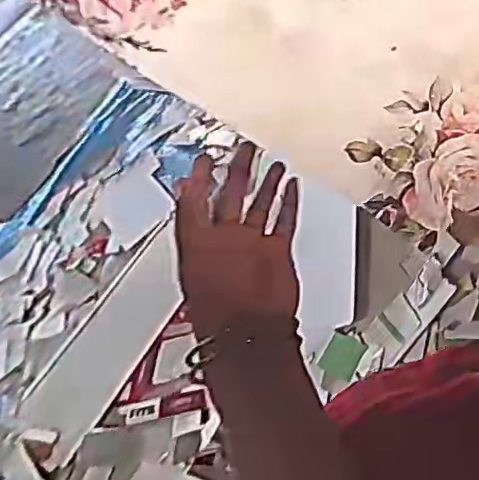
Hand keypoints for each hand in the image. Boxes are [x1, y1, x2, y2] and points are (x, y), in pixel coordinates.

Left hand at [176, 141, 299, 333]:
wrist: (250, 330)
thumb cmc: (220, 303)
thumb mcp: (197, 254)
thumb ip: (194, 218)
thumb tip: (186, 185)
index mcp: (201, 240)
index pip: (197, 200)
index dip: (200, 177)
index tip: (206, 155)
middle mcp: (225, 239)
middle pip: (231, 197)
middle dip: (238, 171)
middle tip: (245, 148)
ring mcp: (251, 245)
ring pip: (259, 206)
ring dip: (266, 184)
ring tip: (274, 163)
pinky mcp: (275, 251)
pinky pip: (282, 222)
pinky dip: (288, 204)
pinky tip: (291, 188)